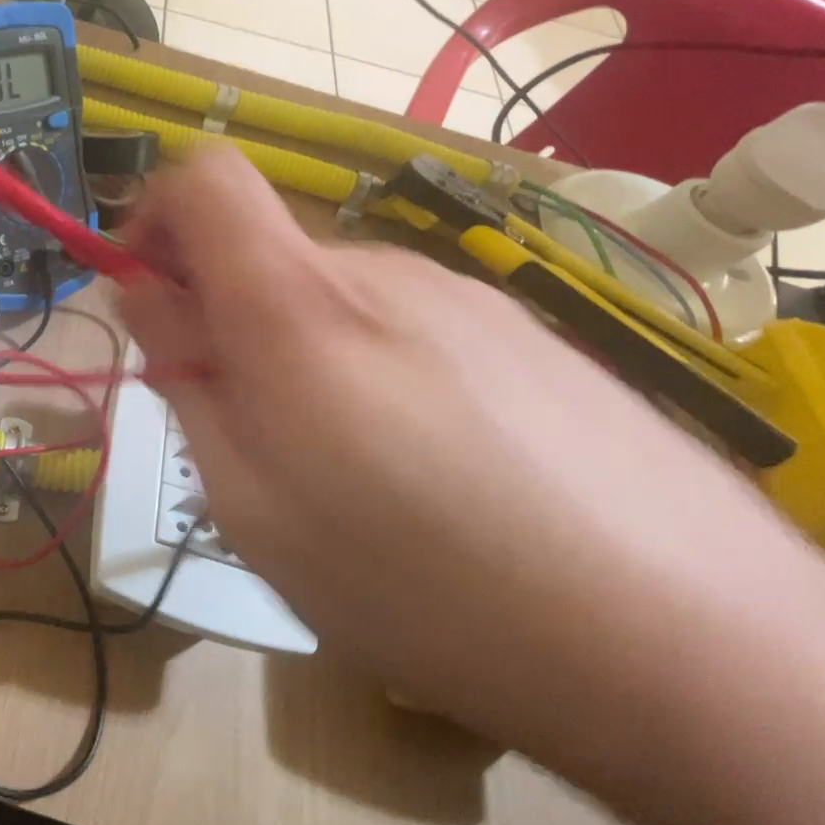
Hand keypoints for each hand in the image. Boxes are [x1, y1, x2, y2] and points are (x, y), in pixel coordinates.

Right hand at [117, 149, 824, 824]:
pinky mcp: (528, 336)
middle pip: (264, 253)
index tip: (141, 295)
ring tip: (337, 467)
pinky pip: (406, 327)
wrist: (684, 644)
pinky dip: (369, 371)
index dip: (150, 216)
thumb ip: (187, 382)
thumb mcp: (246, 498)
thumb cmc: (411, 581)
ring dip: (298, 355)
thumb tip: (151, 304)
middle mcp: (382, 273)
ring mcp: (466, 298)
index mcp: (298, 305)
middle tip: (238, 429)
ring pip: (335, 299)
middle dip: (222, 320)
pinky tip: (420, 469)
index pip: (203, 179)